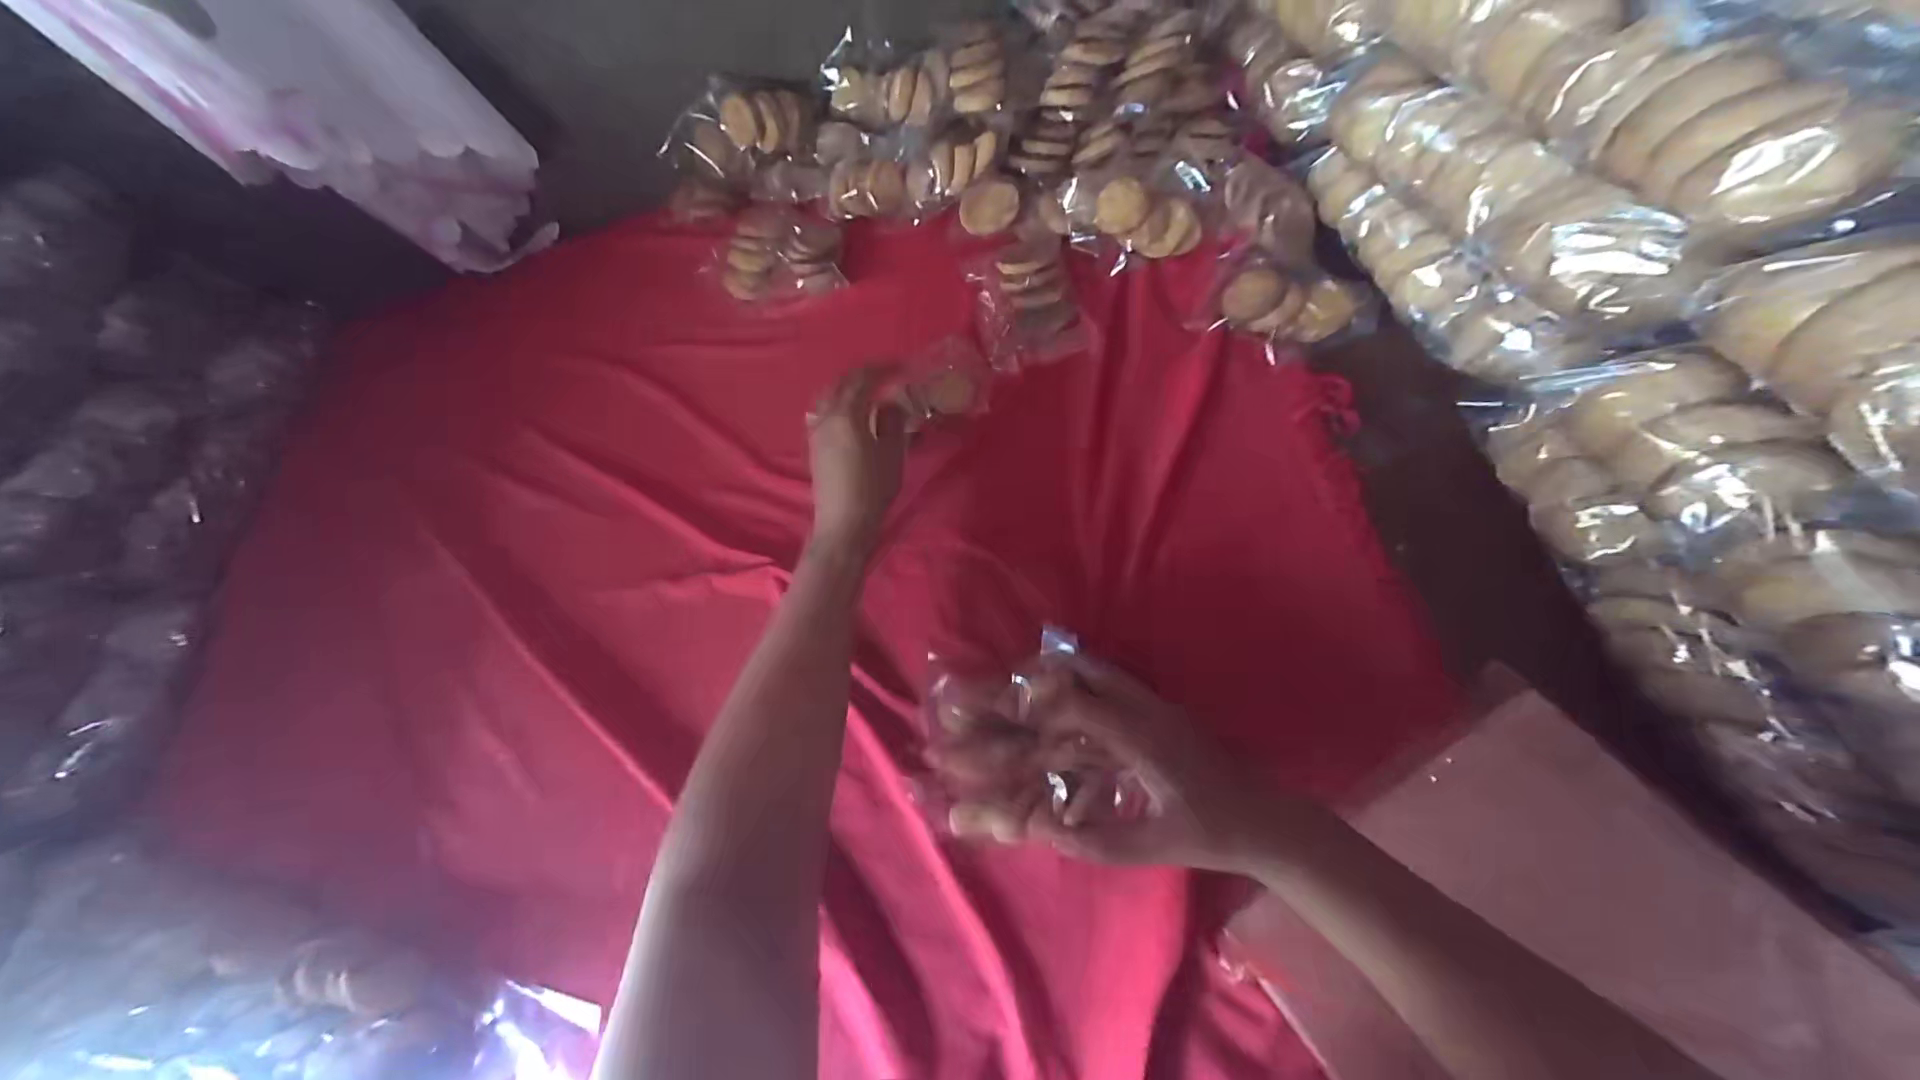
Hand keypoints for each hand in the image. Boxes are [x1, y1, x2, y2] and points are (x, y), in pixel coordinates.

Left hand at [807, 366, 908, 558]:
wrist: (843, 523)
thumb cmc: (873, 489)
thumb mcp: (892, 454)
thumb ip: (893, 423)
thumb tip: (890, 405)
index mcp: (846, 414)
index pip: (864, 379)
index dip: (884, 369)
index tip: (902, 367)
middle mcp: (825, 417)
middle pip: (842, 383)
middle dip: (864, 375)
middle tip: (886, 375)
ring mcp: (816, 431)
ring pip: (829, 396)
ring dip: (849, 388)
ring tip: (869, 393)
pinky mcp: (814, 446)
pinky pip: (824, 412)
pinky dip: (840, 403)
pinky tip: (852, 414)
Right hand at [1010, 656, 1322, 874]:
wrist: (1268, 820)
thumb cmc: (1211, 834)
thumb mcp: (1152, 846)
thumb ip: (1096, 841)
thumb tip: (1045, 832)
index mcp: (1144, 739)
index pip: (1082, 704)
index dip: (1041, 701)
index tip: (1006, 705)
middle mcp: (1149, 711)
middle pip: (1092, 669)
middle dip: (1047, 669)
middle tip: (1013, 682)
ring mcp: (1160, 707)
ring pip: (1105, 672)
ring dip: (1066, 674)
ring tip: (1032, 689)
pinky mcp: (1165, 712)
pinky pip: (1117, 686)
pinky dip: (1086, 687)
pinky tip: (1070, 707)